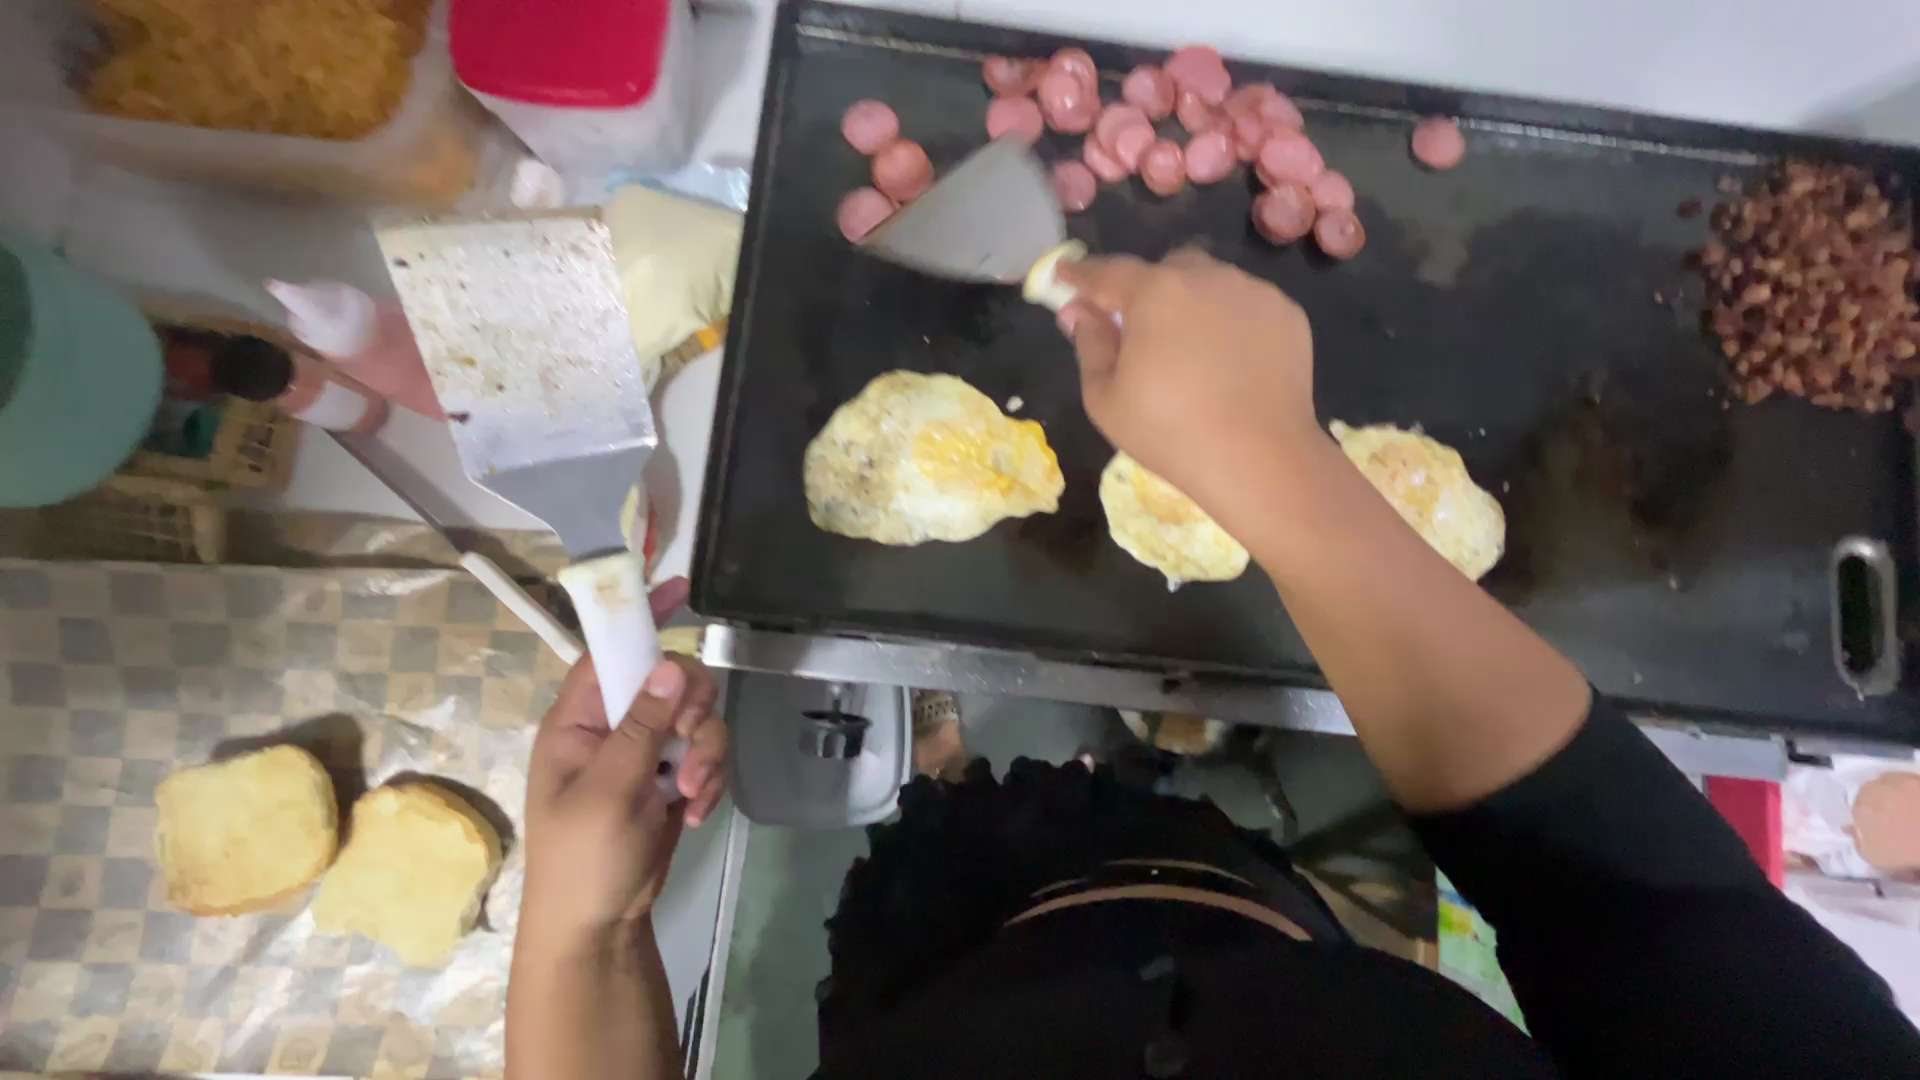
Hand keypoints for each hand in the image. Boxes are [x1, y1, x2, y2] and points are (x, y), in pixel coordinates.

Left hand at [521, 587, 727, 950]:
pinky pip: (708, 752)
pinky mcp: (674, 775)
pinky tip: (695, 811)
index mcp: (579, 720)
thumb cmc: (581, 860)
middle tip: (688, 744)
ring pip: (699, 717)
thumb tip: (669, 663)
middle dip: (692, 711)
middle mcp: (616, 724)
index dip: (642, 618)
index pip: (612, 651)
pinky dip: (710, 780)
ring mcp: (648, 750)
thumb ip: (641, 726)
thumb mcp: (607, 791)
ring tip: (690, 797)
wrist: (600, 926)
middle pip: (672, 680)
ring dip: (706, 755)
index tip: (681, 588)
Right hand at [1057, 250, 1322, 518]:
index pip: (1107, 272)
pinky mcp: (1286, 314)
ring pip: (1209, 284)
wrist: (1259, 458)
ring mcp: (1253, 292)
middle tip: (1139, 333)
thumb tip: (1079, 312)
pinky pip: (1244, 307)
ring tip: (1189, 354)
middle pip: (1165, 270)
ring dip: (1190, 306)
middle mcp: (1206, 278)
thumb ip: (1090, 344)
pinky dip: (1228, 324)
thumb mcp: (1106, 398)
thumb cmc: (1169, 432)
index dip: (1080, 274)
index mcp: (1155, 293)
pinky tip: (1227, 365)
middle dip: (1146, 291)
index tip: (1063, 274)